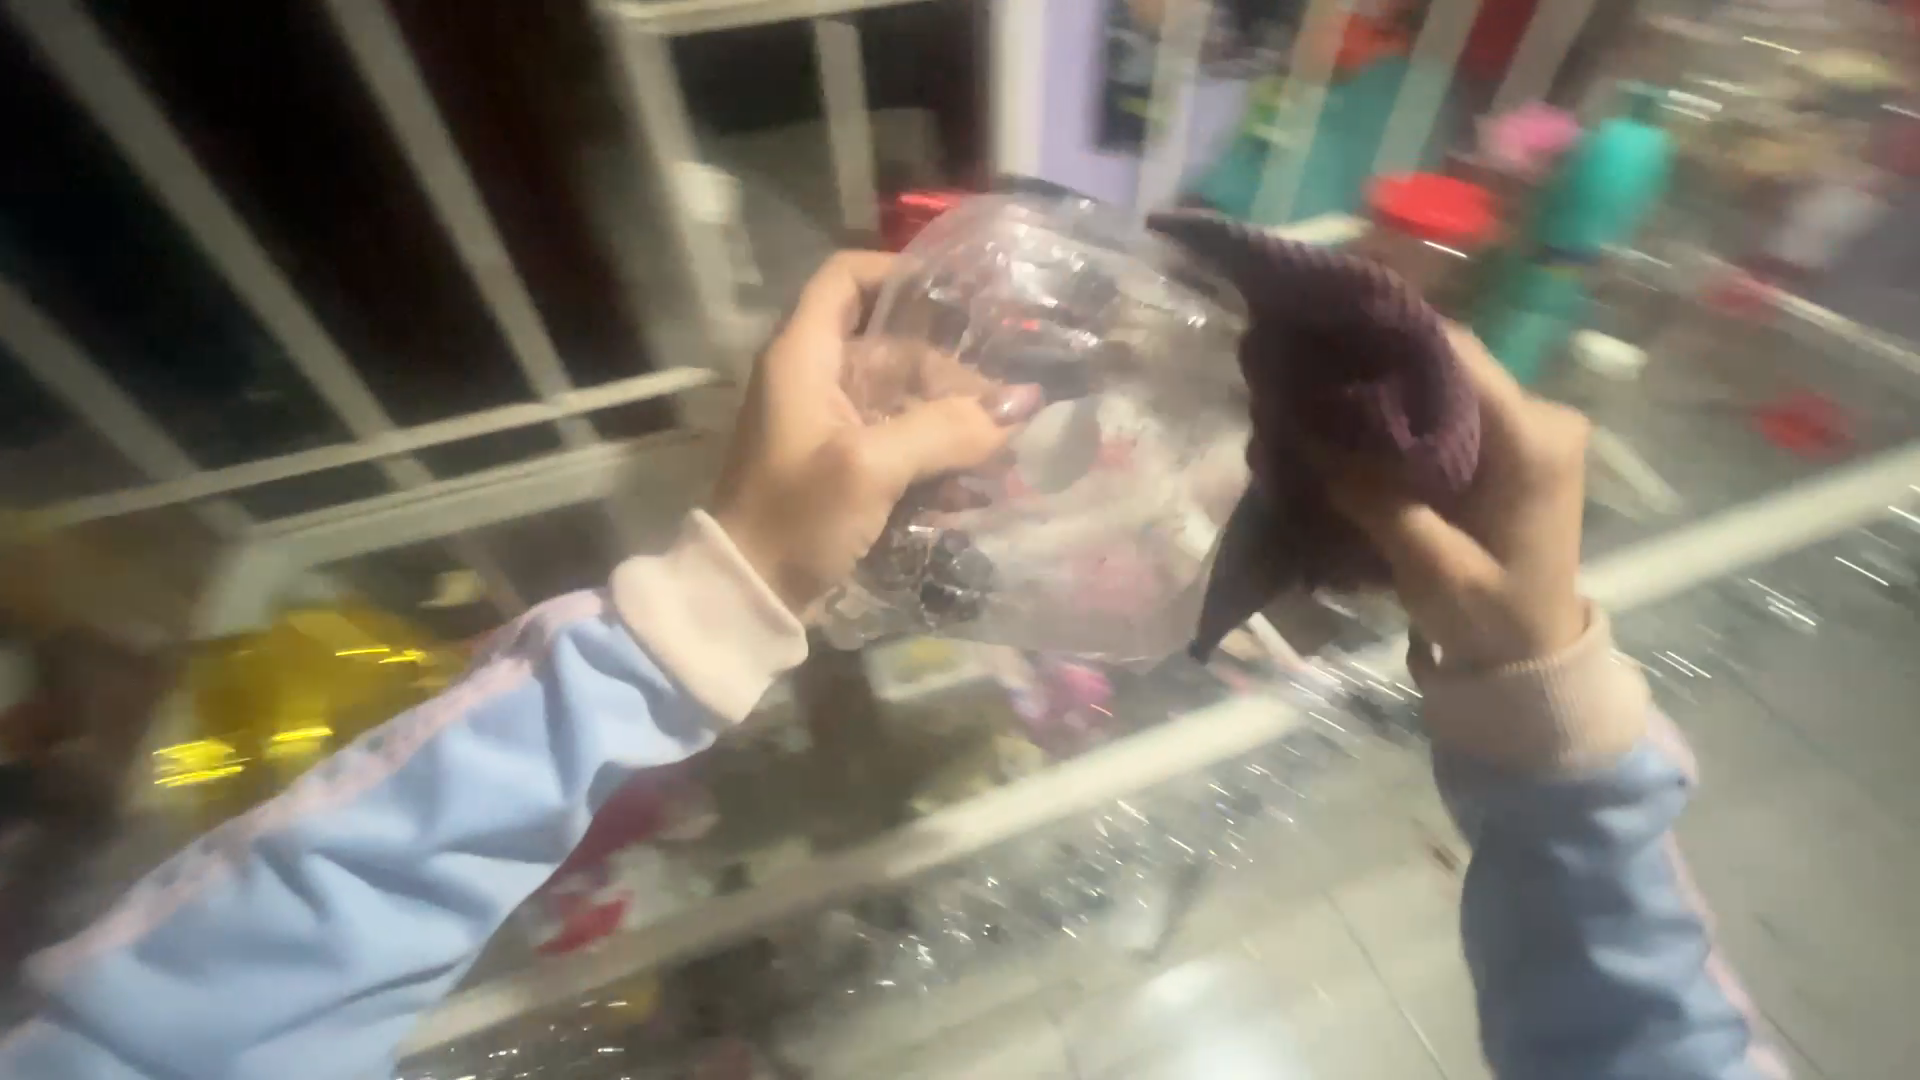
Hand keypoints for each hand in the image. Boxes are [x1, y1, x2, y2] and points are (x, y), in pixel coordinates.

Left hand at [711, 252, 1036, 614]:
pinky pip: (901, 441)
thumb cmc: (795, 518)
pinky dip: (935, 455)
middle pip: (895, 348)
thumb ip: (945, 430)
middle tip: (1005, 407)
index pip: (846, 278)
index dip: (900, 274)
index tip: (962, 298)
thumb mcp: (869, 467)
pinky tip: (972, 482)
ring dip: (952, 421)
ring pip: (905, 399)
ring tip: (1002, 448)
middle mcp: (817, 378)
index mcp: (804, 356)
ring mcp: (833, 424)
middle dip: (951, 374)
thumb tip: (1024, 405)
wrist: (749, 593)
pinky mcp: (847, 464)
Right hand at [1330, 325, 1589, 667]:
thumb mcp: (1433, 567)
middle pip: (1450, 363)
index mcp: (1534, 441)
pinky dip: (1400, 410)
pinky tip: (1356, 421)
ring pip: (1444, 383)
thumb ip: (1380, 503)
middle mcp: (1539, 419)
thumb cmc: (1489, 613)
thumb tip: (1313, 444)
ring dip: (1385, 386)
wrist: (1529, 650)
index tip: (1330, 335)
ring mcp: (1525, 430)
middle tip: (1312, 371)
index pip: (1460, 358)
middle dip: (1380, 362)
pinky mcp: (1506, 446)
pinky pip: (1447, 408)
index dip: (1394, 338)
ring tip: (1322, 393)